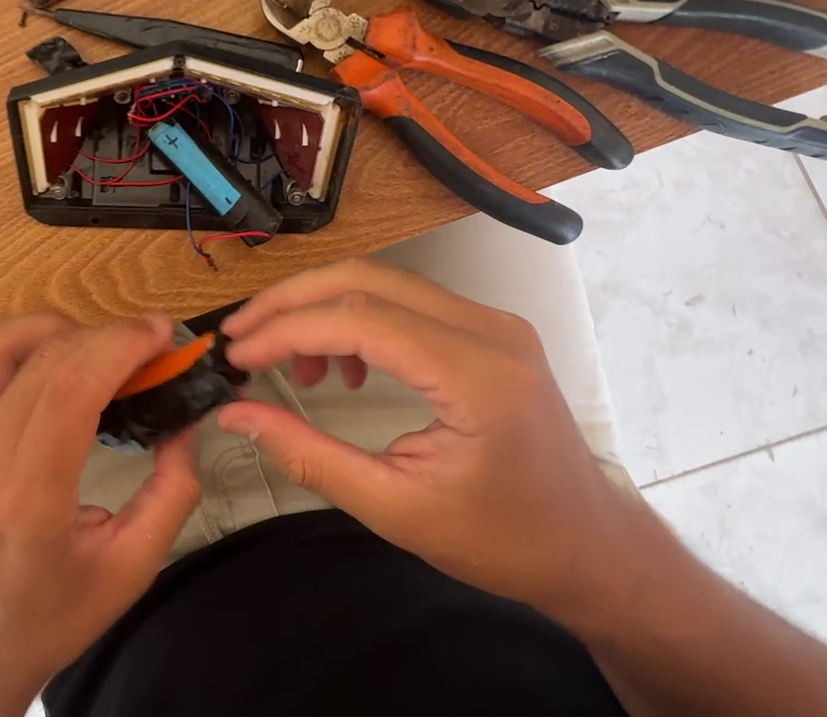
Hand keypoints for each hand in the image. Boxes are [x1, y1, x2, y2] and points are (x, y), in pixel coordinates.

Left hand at [0, 313, 202, 716]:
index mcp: (30, 499)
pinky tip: (28, 350)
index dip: (121, 344)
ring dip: (48, 328)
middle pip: (43, 359)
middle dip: (105, 335)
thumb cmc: (49, 616)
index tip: (162, 335)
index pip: (71, 386)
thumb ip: (171, 492)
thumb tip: (185, 421)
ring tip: (89, 347)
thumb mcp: (131, 569)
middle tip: (145, 345)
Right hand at [214, 258, 654, 617]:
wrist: (590, 547)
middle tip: (240, 335)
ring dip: (318, 309)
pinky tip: (339, 369)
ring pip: (379, 281)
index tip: (236, 355)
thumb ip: (307, 456)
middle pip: (364, 278)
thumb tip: (236, 415)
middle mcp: (487, 329)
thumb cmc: (503, 540)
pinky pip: (401, 301)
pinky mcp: (484, 329)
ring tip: (288, 367)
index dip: (286, 330)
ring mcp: (490, 322)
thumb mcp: (394, 509)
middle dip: (289, 302)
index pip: (358, 319)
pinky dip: (352, 320)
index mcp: (475, 374)